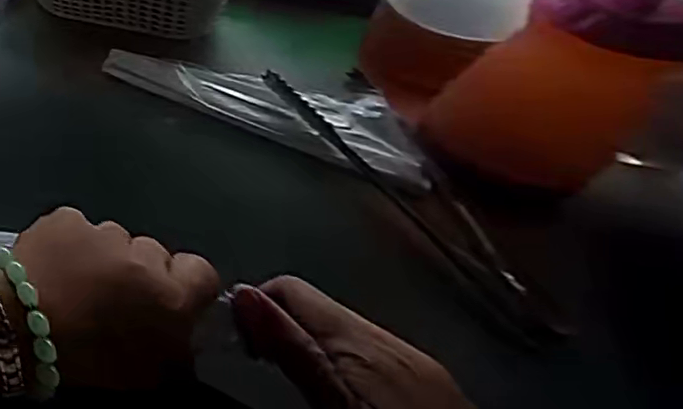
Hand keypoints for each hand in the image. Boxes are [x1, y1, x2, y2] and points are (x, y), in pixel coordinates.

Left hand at [8, 207, 219, 388]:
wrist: (23, 321)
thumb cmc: (89, 358)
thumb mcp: (149, 371)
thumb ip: (177, 344)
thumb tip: (185, 328)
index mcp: (169, 296)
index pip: (201, 270)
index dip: (187, 283)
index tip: (170, 297)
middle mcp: (140, 254)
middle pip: (153, 252)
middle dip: (141, 270)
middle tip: (118, 295)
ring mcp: (100, 230)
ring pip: (114, 238)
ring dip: (106, 254)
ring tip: (81, 280)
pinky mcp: (67, 215)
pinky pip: (80, 227)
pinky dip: (73, 241)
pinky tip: (57, 262)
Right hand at [231, 276, 472, 408]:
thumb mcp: (337, 406)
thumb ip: (294, 350)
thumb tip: (242, 292)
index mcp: (364, 338)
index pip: (289, 285)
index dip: (258, 306)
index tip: (245, 344)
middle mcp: (395, 340)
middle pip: (320, 308)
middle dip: (289, 327)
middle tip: (271, 368)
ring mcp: (423, 366)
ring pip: (349, 332)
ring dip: (320, 348)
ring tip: (307, 384)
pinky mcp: (440, 391)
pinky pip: (379, 356)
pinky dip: (354, 365)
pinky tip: (354, 397)